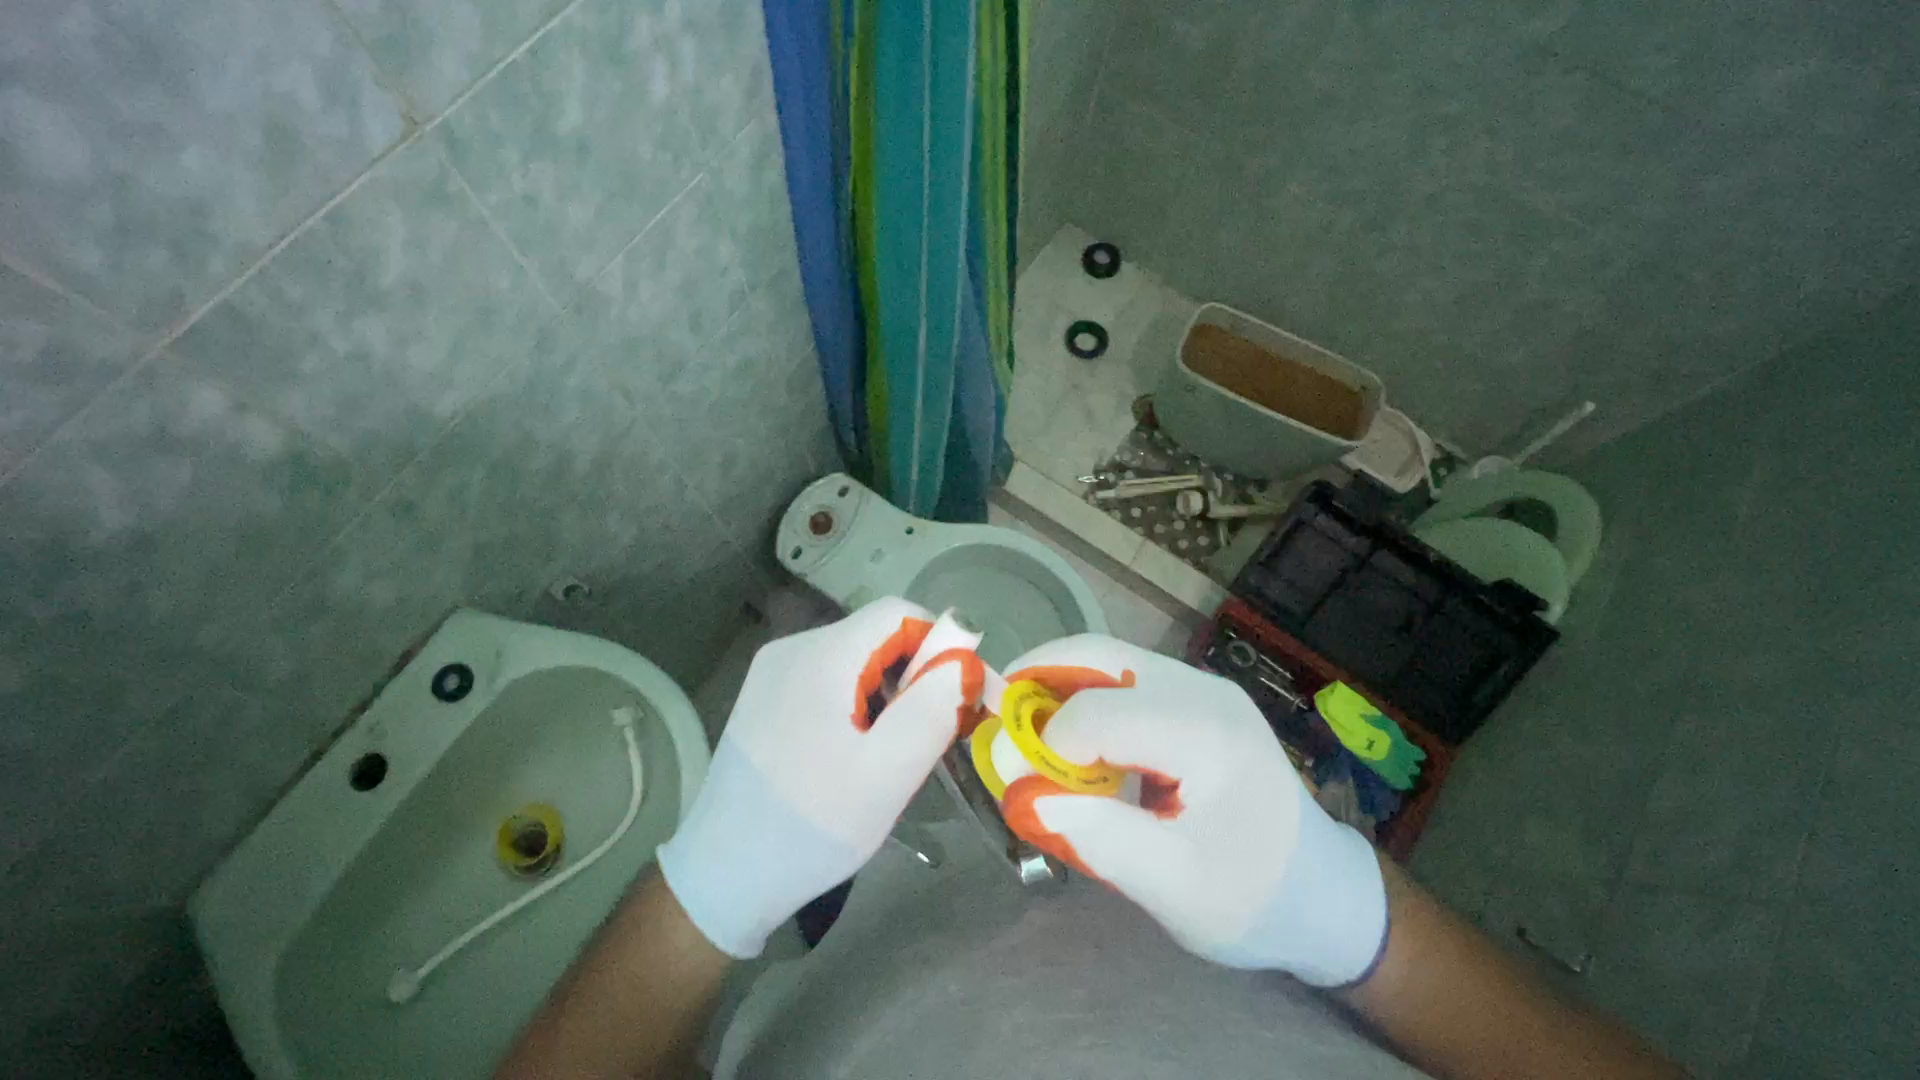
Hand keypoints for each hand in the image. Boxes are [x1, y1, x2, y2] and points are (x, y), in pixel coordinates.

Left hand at [656, 597, 973, 957]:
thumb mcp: (889, 773)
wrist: (726, 874)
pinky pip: (826, 678)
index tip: (957, 698)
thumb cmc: (814, 826)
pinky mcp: (762, 698)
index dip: (939, 644)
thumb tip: (963, 652)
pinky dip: (855, 702)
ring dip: (886, 692)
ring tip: (889, 752)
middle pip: (875, 634)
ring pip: (853, 658)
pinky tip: (852, 753)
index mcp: (821, 656)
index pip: (898, 612)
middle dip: (913, 674)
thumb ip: (931, 706)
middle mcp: (791, 649)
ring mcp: (770, 673)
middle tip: (927, 737)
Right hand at [997, 635, 1387, 986]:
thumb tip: (1019, 793)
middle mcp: (1204, 691)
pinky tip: (1066, 736)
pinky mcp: (1194, 699)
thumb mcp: (1174, 888)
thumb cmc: (1251, 899)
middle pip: (1101, 656)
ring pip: (1108, 660)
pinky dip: (1082, 697)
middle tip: (993, 718)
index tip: (1020, 786)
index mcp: (1208, 734)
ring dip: (1056, 685)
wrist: (1321, 895)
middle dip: (1037, 679)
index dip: (1046, 743)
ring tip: (1022, 730)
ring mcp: (1202, 689)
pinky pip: (1123, 679)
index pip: (1101, 713)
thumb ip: (1096, 837)